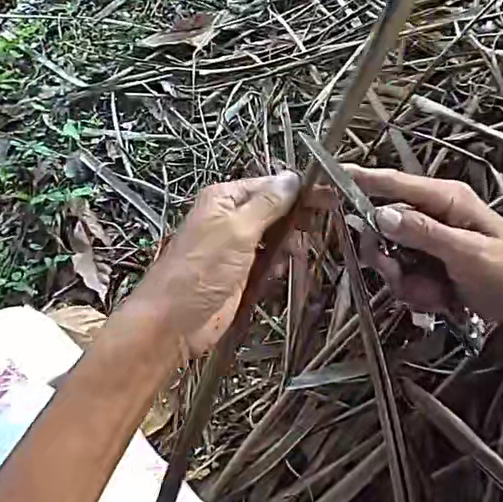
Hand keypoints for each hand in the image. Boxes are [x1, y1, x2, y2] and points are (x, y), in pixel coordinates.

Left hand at [117, 172, 302, 365]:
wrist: (173, 322)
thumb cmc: (200, 271)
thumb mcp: (237, 230)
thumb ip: (267, 204)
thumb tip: (292, 178)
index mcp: (224, 199)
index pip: (269, 186)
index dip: (298, 190)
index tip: (329, 195)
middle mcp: (229, 218)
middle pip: (274, 210)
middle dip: (296, 217)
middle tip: (321, 224)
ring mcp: (235, 248)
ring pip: (274, 237)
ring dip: (288, 244)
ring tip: (298, 252)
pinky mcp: (240, 274)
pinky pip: (268, 263)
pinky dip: (277, 267)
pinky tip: (279, 273)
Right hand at [345, 166, 502, 346]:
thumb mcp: (469, 253)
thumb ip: (423, 233)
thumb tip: (382, 214)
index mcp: (447, 200)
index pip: (395, 183)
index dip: (362, 180)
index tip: (333, 178)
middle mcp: (435, 215)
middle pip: (384, 226)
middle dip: (386, 256)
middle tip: (396, 274)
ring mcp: (432, 241)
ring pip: (391, 256)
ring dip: (404, 280)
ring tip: (433, 294)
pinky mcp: (432, 265)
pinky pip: (404, 275)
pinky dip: (416, 292)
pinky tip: (439, 300)